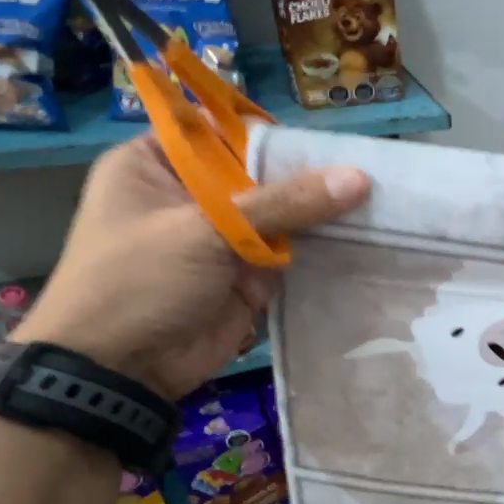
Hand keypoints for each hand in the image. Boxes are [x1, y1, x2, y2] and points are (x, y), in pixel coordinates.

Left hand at [13, 136, 370, 398]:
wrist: (121, 370)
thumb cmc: (140, 282)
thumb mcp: (206, 230)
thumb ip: (285, 203)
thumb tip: (359, 177)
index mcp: (156, 166)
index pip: (224, 133)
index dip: (276, 136)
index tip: (332, 144)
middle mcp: (191, 195)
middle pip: (263, 175)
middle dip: (313, 178)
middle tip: (371, 174)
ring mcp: (223, 237)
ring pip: (286, 215)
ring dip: (325, 215)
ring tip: (382, 206)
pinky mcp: (250, 274)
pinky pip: (296, 253)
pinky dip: (324, 250)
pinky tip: (368, 239)